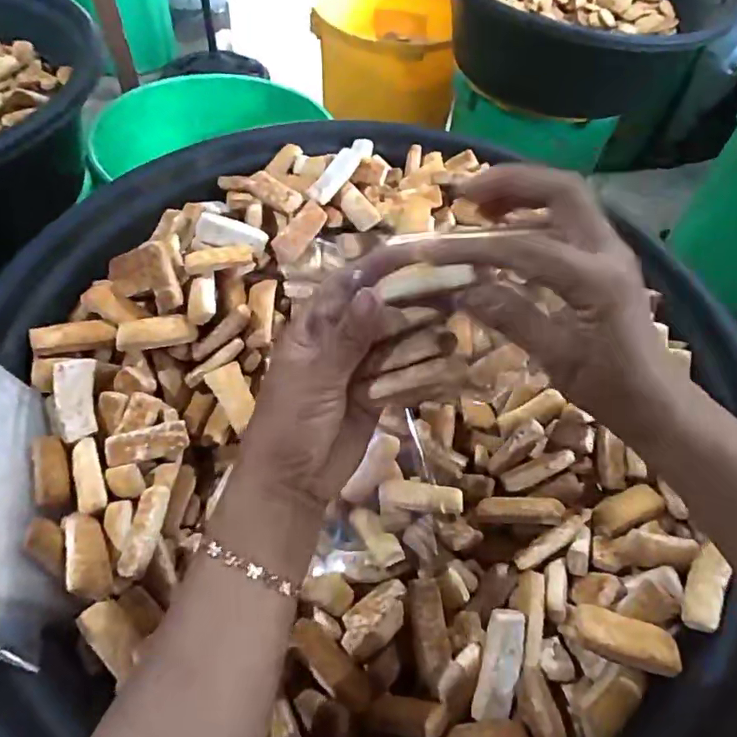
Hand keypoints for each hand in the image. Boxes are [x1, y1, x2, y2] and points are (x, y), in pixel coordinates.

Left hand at [224, 248, 410, 529]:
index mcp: (316, 325)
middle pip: (384, 310)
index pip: (349, 283)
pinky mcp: (382, 392)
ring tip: (433, 343)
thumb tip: (374, 292)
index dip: (380, 266)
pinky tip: (432, 373)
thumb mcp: (316, 376)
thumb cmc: (290, 424)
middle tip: (446, 301)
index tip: (417, 252)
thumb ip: (349, 336)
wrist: (292, 484)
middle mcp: (343, 338)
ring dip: (416, 345)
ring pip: (401, 341)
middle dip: (409, 309)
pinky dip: (419, 374)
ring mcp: (364, 366)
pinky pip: (408, 374)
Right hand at [404, 166, 674, 425]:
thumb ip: (510, 317)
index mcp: (596, 280)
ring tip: (481, 206)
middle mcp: (609, 252)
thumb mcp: (556, 358)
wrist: (656, 400)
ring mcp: (612, 251)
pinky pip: (571, 220)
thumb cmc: (610, 387)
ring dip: (525, 192)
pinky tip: (509, 231)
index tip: (436, 250)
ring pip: (569, 199)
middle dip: (512, 183)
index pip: (526, 248)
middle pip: (562, 190)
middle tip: (467, 194)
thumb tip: (461, 291)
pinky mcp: (608, 259)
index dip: (476, 247)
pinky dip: (536, 215)